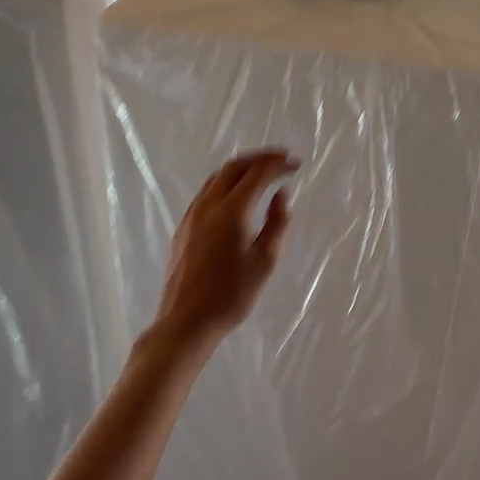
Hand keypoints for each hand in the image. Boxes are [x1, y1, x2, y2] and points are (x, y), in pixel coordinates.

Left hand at [153, 149, 298, 348]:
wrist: (187, 321)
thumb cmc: (232, 295)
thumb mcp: (265, 261)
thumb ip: (276, 223)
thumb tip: (281, 194)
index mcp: (232, 211)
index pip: (258, 174)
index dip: (278, 165)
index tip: (296, 165)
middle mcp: (209, 205)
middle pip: (234, 167)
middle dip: (259, 158)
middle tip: (280, 160)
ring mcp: (192, 215)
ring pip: (217, 177)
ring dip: (241, 168)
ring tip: (260, 172)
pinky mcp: (184, 227)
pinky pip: (206, 191)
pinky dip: (226, 182)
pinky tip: (236, 195)